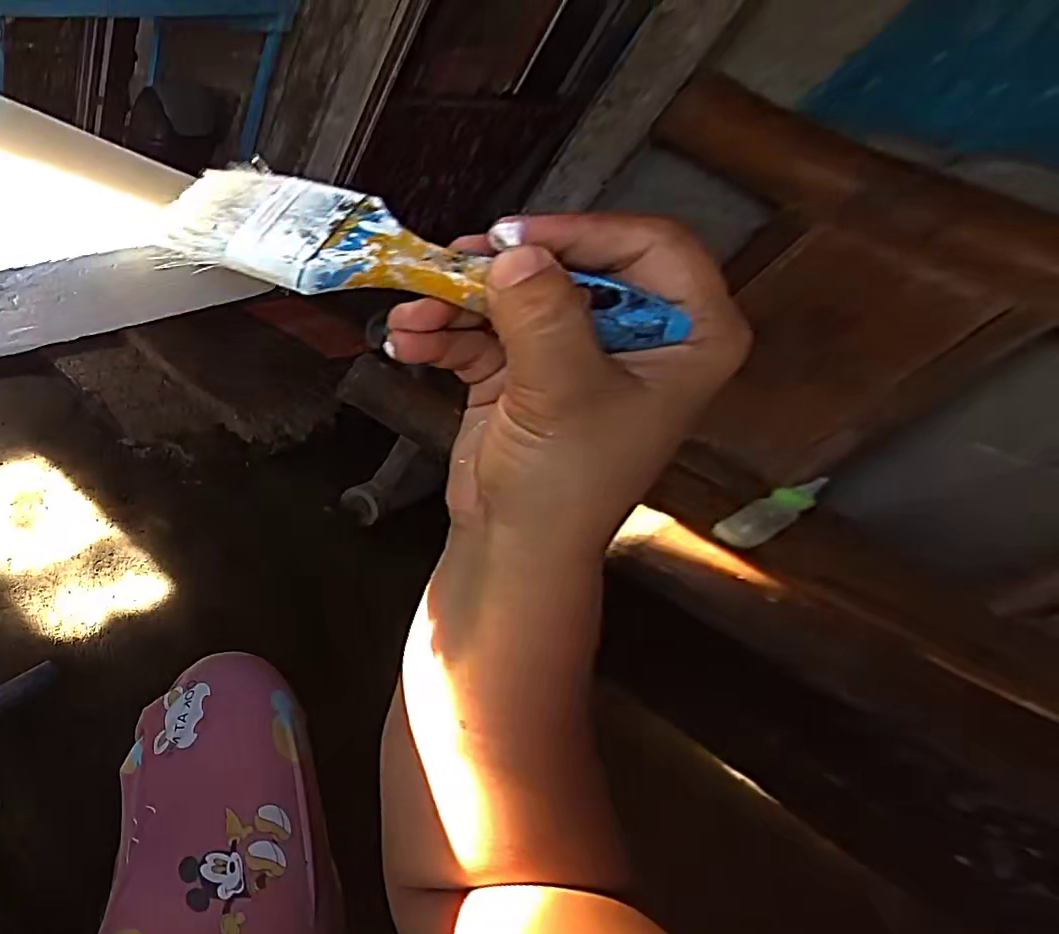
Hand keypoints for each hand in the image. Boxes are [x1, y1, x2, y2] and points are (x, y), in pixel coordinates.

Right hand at [384, 214, 749, 554]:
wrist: (510, 544)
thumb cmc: (564, 485)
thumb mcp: (562, 395)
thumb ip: (542, 319)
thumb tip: (512, 253)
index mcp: (682, 333)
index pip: (644, 250)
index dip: (578, 234)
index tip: (510, 238)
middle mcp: (626, 336)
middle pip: (560, 274)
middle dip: (495, 276)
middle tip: (445, 267)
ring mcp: (563, 356)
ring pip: (507, 306)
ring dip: (451, 310)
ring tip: (407, 318)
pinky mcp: (512, 377)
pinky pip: (475, 341)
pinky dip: (439, 340)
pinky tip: (406, 344)